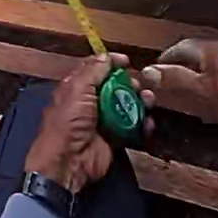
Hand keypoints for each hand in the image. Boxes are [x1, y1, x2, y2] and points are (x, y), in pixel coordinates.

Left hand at [24, 54, 154, 193]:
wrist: (69, 161)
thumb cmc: (69, 120)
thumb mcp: (77, 89)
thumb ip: (93, 71)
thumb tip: (106, 56)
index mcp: (77, 87)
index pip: (95, 69)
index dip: (110, 63)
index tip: (126, 60)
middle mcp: (91, 102)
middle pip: (115, 86)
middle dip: (129, 83)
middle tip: (138, 85)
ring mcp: (104, 120)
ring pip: (127, 106)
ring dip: (140, 102)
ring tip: (148, 101)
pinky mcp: (116, 138)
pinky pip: (133, 127)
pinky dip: (143, 124)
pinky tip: (148, 122)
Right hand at [142, 39, 217, 143]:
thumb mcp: (204, 94)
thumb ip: (175, 81)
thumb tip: (146, 71)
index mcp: (209, 49)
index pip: (177, 48)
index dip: (163, 63)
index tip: (154, 77)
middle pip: (194, 55)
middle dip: (179, 70)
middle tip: (170, 88)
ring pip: (211, 65)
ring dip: (197, 78)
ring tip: (191, 97)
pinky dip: (215, 85)